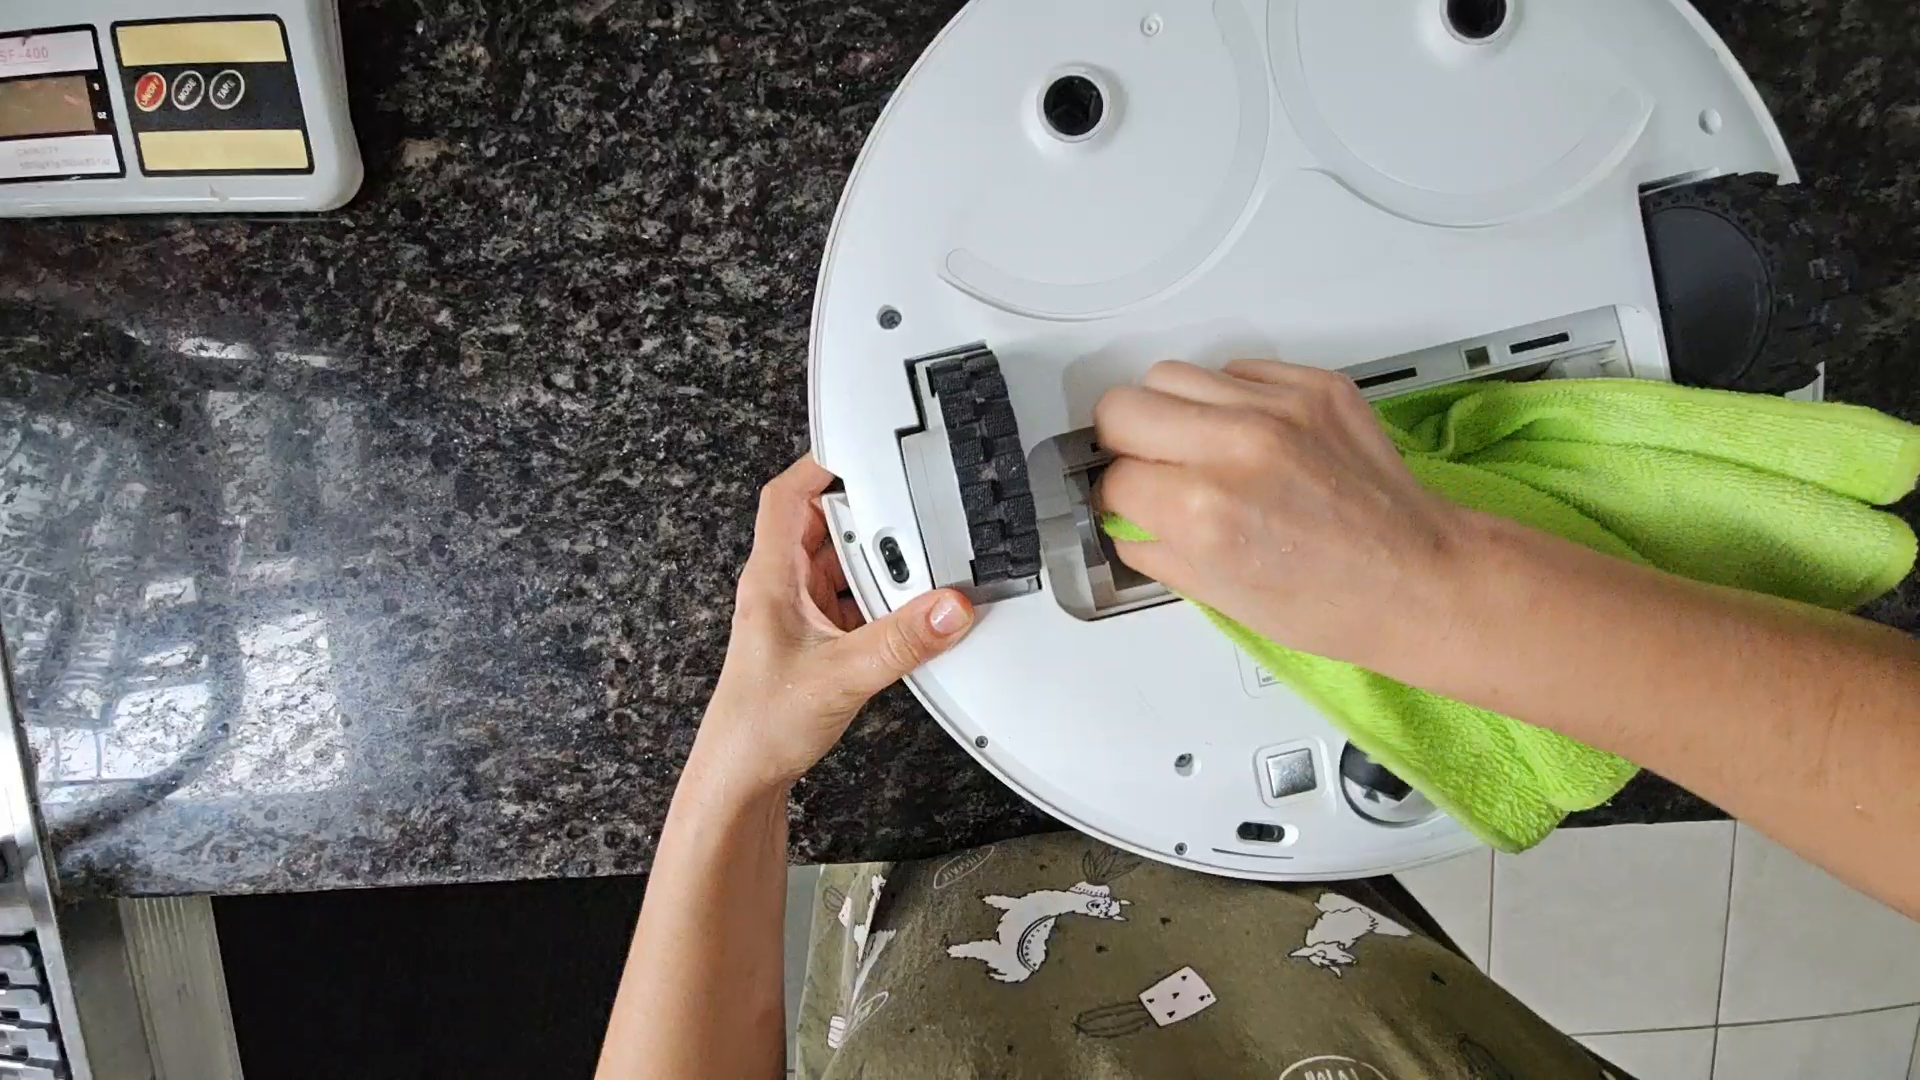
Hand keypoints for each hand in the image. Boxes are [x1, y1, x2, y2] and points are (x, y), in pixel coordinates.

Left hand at [692, 456, 974, 792]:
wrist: (743, 775)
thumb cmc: (758, 724)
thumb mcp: (839, 676)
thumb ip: (900, 641)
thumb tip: (948, 608)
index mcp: (772, 578)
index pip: (786, 497)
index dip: (820, 463)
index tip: (861, 446)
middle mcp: (784, 587)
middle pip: (826, 524)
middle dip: (869, 517)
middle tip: (909, 517)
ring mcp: (801, 612)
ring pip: (843, 563)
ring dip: (878, 563)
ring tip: (913, 568)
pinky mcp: (818, 636)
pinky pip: (853, 598)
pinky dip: (880, 598)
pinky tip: (904, 611)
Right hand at [1094, 360, 1475, 669]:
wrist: (1420, 580)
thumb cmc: (1326, 602)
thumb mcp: (1214, 595)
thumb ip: (1150, 547)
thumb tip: (1122, 515)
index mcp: (1201, 510)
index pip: (1114, 477)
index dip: (1113, 497)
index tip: (1126, 502)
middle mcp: (1234, 446)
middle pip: (1122, 407)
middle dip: (1120, 442)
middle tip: (1144, 465)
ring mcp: (1278, 407)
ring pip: (1170, 375)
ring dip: (1167, 412)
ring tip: (1194, 445)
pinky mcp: (1315, 386)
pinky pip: (1234, 369)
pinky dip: (1225, 399)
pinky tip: (1244, 434)